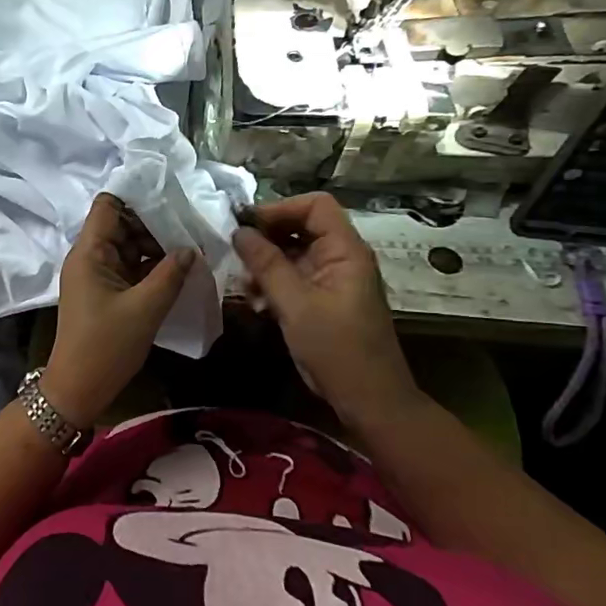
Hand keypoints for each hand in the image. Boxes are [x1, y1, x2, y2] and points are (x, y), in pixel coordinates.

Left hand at [45, 193, 198, 424]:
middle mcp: (90, 257)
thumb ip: (170, 274)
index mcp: (89, 253)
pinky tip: (178, 270)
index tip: (172, 200)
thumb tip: (191, 249)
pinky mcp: (105, 292)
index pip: (109, 206)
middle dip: (154, 224)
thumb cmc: (106, 346)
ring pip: (128, 246)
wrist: (79, 389)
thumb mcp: (145, 308)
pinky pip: (129, 268)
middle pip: (121, 224)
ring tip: (190, 248)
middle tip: (190, 227)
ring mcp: (97, 275)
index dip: (137, 198)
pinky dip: (150, 266)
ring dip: (155, 246)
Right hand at [232, 192, 416, 413]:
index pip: (315, 206)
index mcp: (345, 250)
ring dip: (267, 265)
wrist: (369, 400)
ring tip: (245, 286)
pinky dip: (274, 285)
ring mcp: (333, 280)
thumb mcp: (295, 305)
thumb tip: (238, 232)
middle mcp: (341, 258)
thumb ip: (266, 264)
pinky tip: (257, 303)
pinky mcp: (324, 301)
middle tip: (237, 255)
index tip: (245, 225)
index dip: (279, 208)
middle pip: (302, 228)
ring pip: (294, 255)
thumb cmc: (337, 349)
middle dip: (267, 239)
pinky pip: (295, 279)